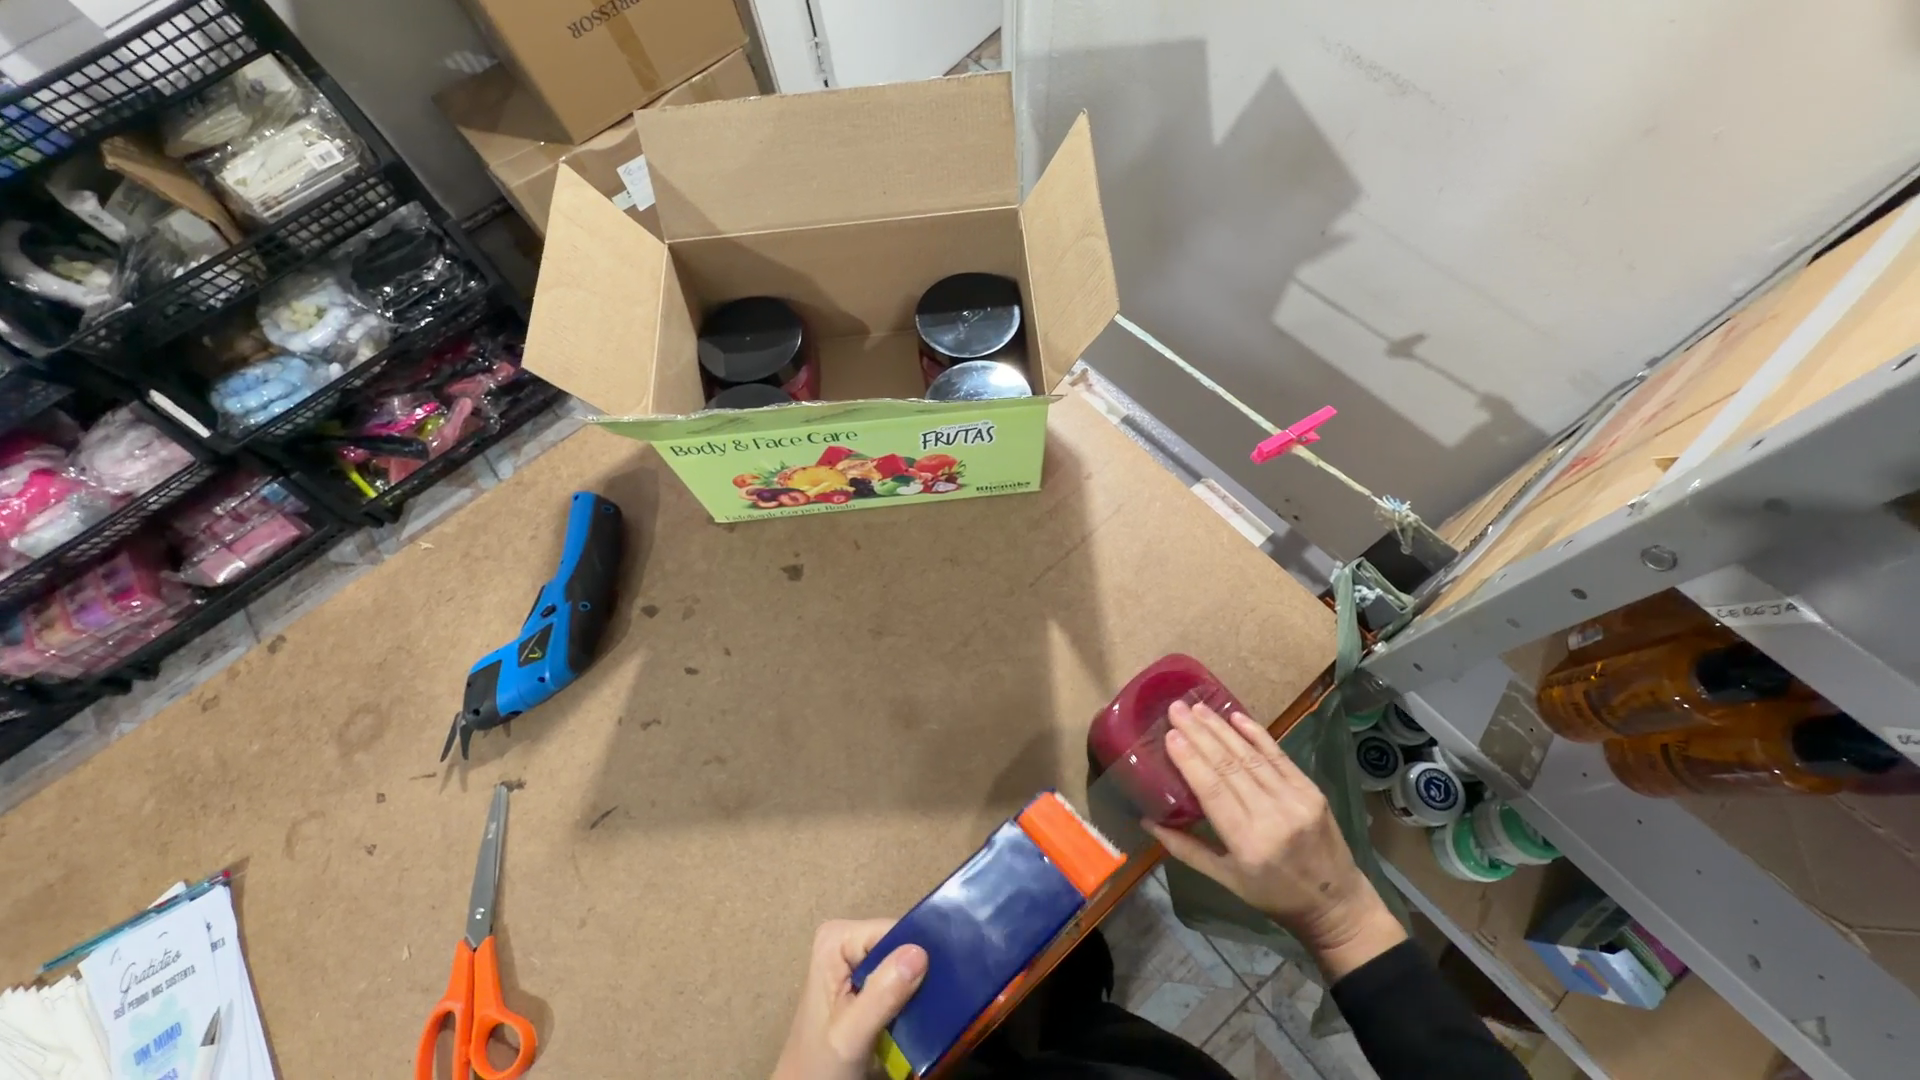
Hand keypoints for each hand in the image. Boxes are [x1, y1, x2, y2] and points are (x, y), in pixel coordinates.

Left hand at [771, 919, 927, 1079]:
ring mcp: (854, 960)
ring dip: (916, 986)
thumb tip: (920, 952)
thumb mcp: (850, 1035)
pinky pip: (898, 978)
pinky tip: (915, 1014)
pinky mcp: (863, 981)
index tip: (934, 987)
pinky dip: (910, 996)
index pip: (892, 931)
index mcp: (835, 939)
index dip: (915, 956)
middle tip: (932, 1003)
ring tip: (926, 1010)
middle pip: (899, 943)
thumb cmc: (819, 1066)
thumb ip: (881, 995)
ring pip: (902, 961)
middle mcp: (845, 940)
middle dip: (917, 971)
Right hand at [1144, 702, 1405, 979]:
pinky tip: (1236, 716)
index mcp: (1248, 843)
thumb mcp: (1226, 880)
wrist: (1336, 902)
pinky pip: (1279, 756)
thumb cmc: (1273, 895)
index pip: (1213, 792)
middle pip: (1230, 767)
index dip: (1191, 761)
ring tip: (1198, 707)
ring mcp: (1296, 800)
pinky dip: (1256, 734)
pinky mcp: (1311, 790)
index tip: (1171, 734)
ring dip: (1222, 728)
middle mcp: (1273, 816)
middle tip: (1177, 709)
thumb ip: (1185, 848)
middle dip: (1200, 735)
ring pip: (1251, 756)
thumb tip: (1146, 822)